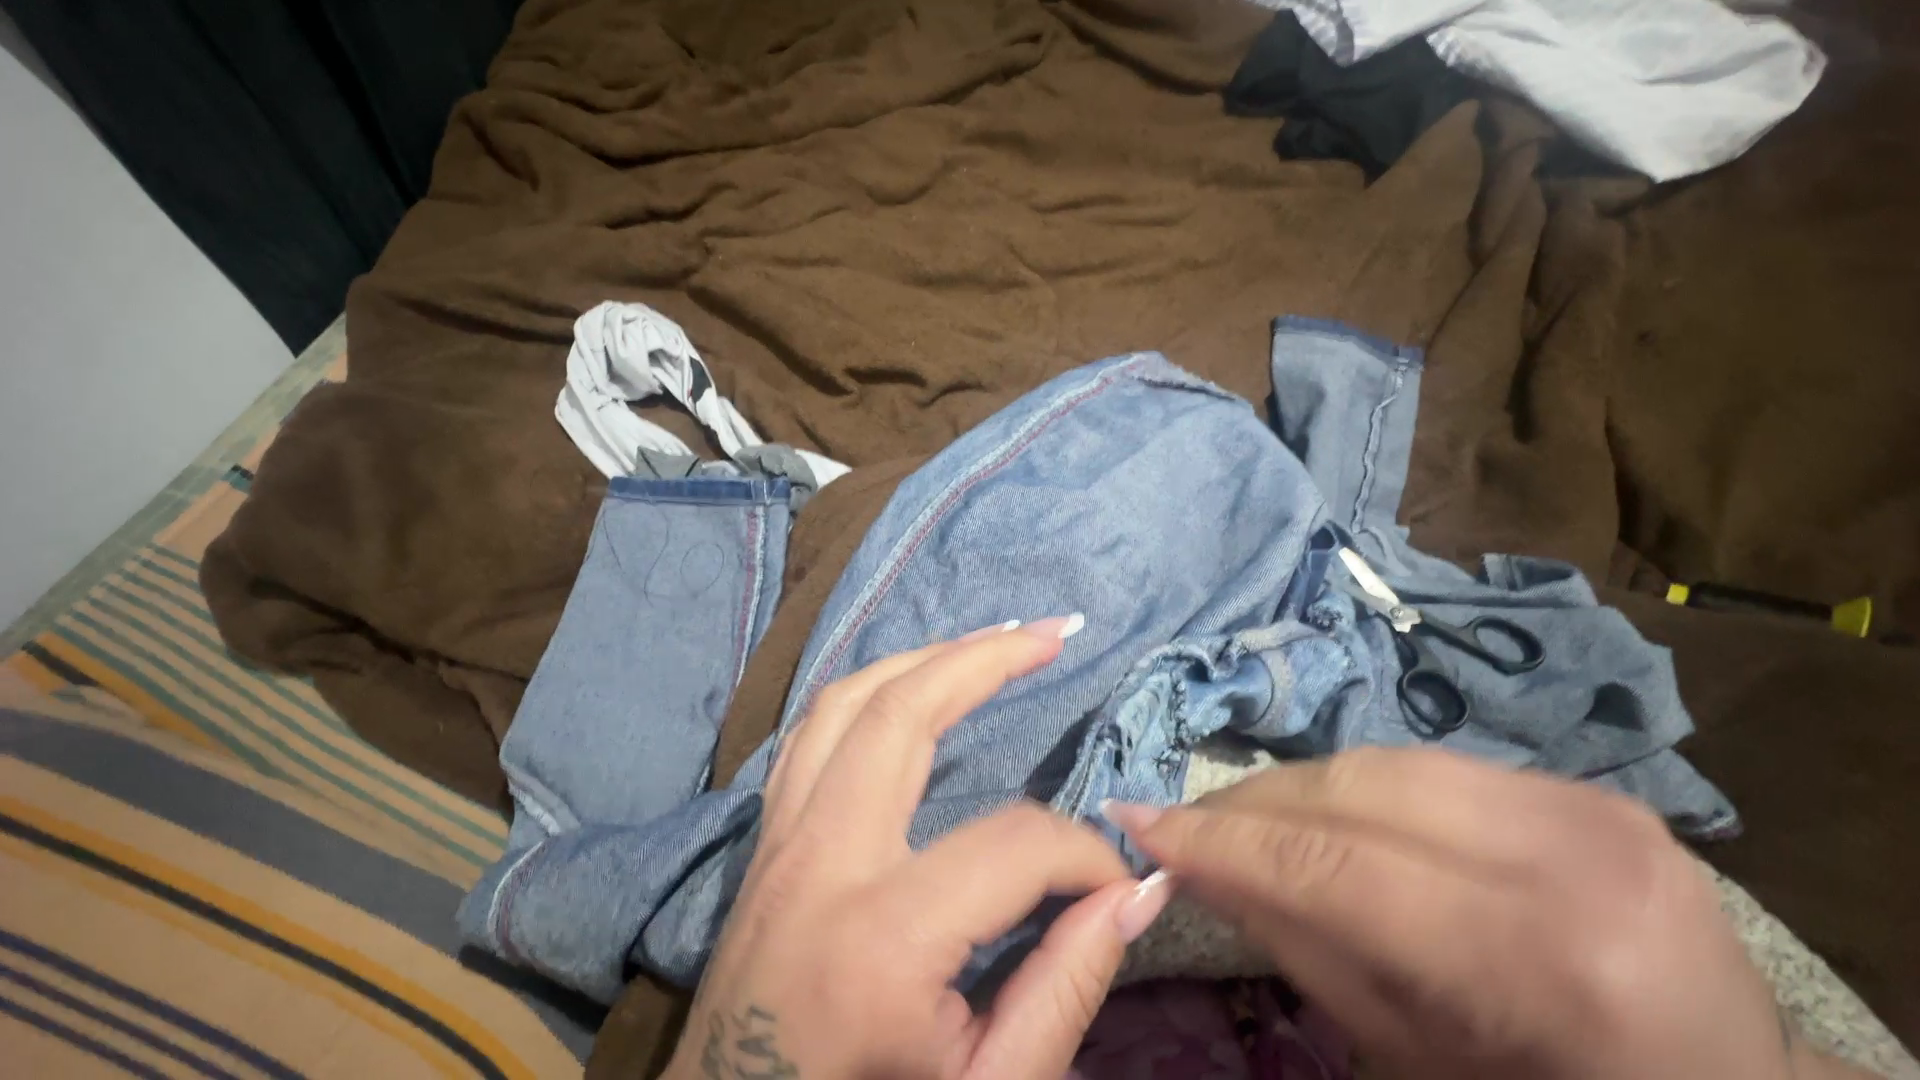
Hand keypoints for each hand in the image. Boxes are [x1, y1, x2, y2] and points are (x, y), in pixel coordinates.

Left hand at [664, 617, 1171, 1079]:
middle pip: (903, 715)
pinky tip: (910, 681)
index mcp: (881, 934)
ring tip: (990, 636)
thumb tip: (1135, 893)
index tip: (1117, 886)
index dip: (1084, 855)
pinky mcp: (766, 840)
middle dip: (988, 660)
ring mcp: (780, 839)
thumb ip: (1064, 988)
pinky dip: (868, 688)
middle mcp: (820, 860)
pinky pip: (811, 732)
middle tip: (1054, 631)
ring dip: (922, 656)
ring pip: (843, 702)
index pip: (1014, 845)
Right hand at [1107, 747, 1871, 1079]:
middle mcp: (1574, 857)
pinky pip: (1434, 768)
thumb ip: (1299, 943)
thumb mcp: (1410, 1054)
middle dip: (1252, 801)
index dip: (1221, 839)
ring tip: (1243, 818)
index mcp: (1540, 959)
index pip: (1334, 866)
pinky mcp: (1592, 787)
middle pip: (1357, 788)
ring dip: (1297, 788)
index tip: (1137, 819)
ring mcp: (1595, 806)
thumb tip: (1192, 863)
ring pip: (1387, 762)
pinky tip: (1327, 816)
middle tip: (1182, 820)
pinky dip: (1361, 788)